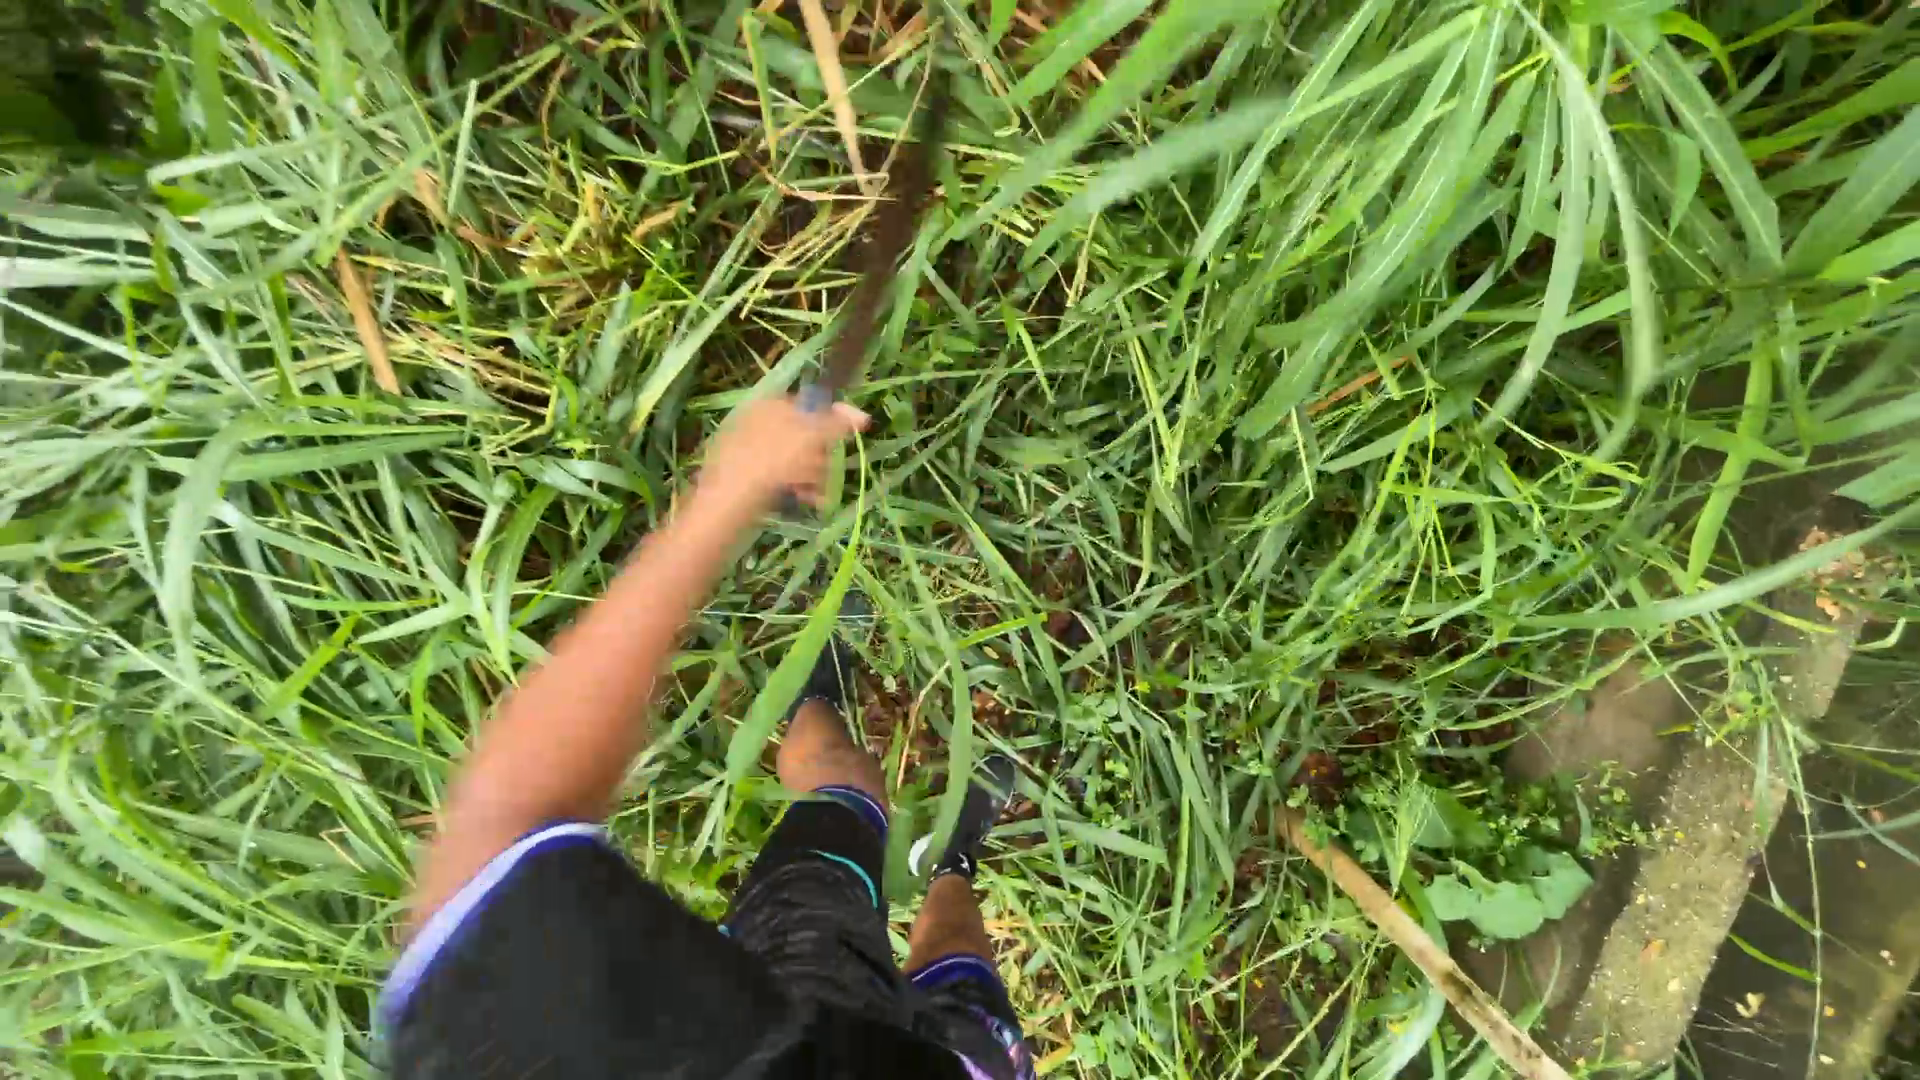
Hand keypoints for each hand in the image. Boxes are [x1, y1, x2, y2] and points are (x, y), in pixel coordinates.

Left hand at [695, 396, 869, 516]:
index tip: (846, 438)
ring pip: (795, 459)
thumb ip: (837, 423)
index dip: (832, 420)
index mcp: (770, 404)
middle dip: (821, 457)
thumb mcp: (811, 438)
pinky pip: (781, 477)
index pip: (810, 404)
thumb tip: (862, 415)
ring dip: (813, 477)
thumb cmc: (772, 462)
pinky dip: (795, 488)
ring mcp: (750, 450)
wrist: (728, 501)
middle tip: (824, 473)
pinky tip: (802, 500)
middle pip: (805, 435)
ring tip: (814, 494)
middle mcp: (758, 422)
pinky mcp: (747, 476)